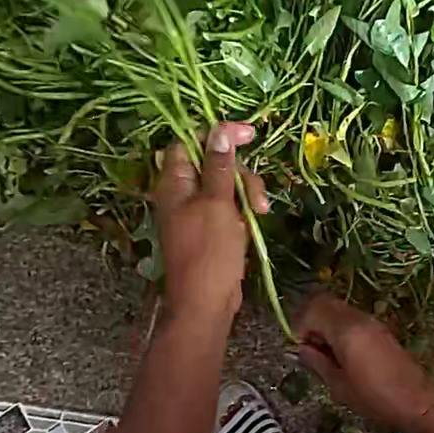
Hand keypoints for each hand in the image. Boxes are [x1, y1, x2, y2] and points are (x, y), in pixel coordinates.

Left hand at [151, 123, 268, 322]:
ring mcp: (197, 210)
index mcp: (174, 182)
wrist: (206, 301)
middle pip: (214, 161)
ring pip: (226, 183)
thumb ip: (219, 167)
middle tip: (256, 197)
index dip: (219, 134)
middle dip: (240, 172)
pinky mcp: (212, 226)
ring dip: (247, 192)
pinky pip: (230, 205)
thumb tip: (219, 132)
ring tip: (259, 214)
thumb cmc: (209, 252)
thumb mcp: (218, 204)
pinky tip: (253, 222)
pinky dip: (243, 208)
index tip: (250, 135)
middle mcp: (182, 192)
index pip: (191, 141)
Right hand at [293, 294, 433, 432]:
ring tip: (326, 354)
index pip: (313, 309)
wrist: (417, 401)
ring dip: (326, 324)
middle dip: (311, 321)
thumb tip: (302, 349)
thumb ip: (318, 362)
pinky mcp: (380, 329)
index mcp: (347, 330)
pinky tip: (343, 354)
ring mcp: (372, 321)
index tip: (301, 348)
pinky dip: (340, 328)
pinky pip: (352, 319)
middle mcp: (360, 318)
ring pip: (339, 309)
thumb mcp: (339, 386)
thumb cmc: (375, 398)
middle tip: (310, 349)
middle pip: (326, 302)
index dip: (300, 325)